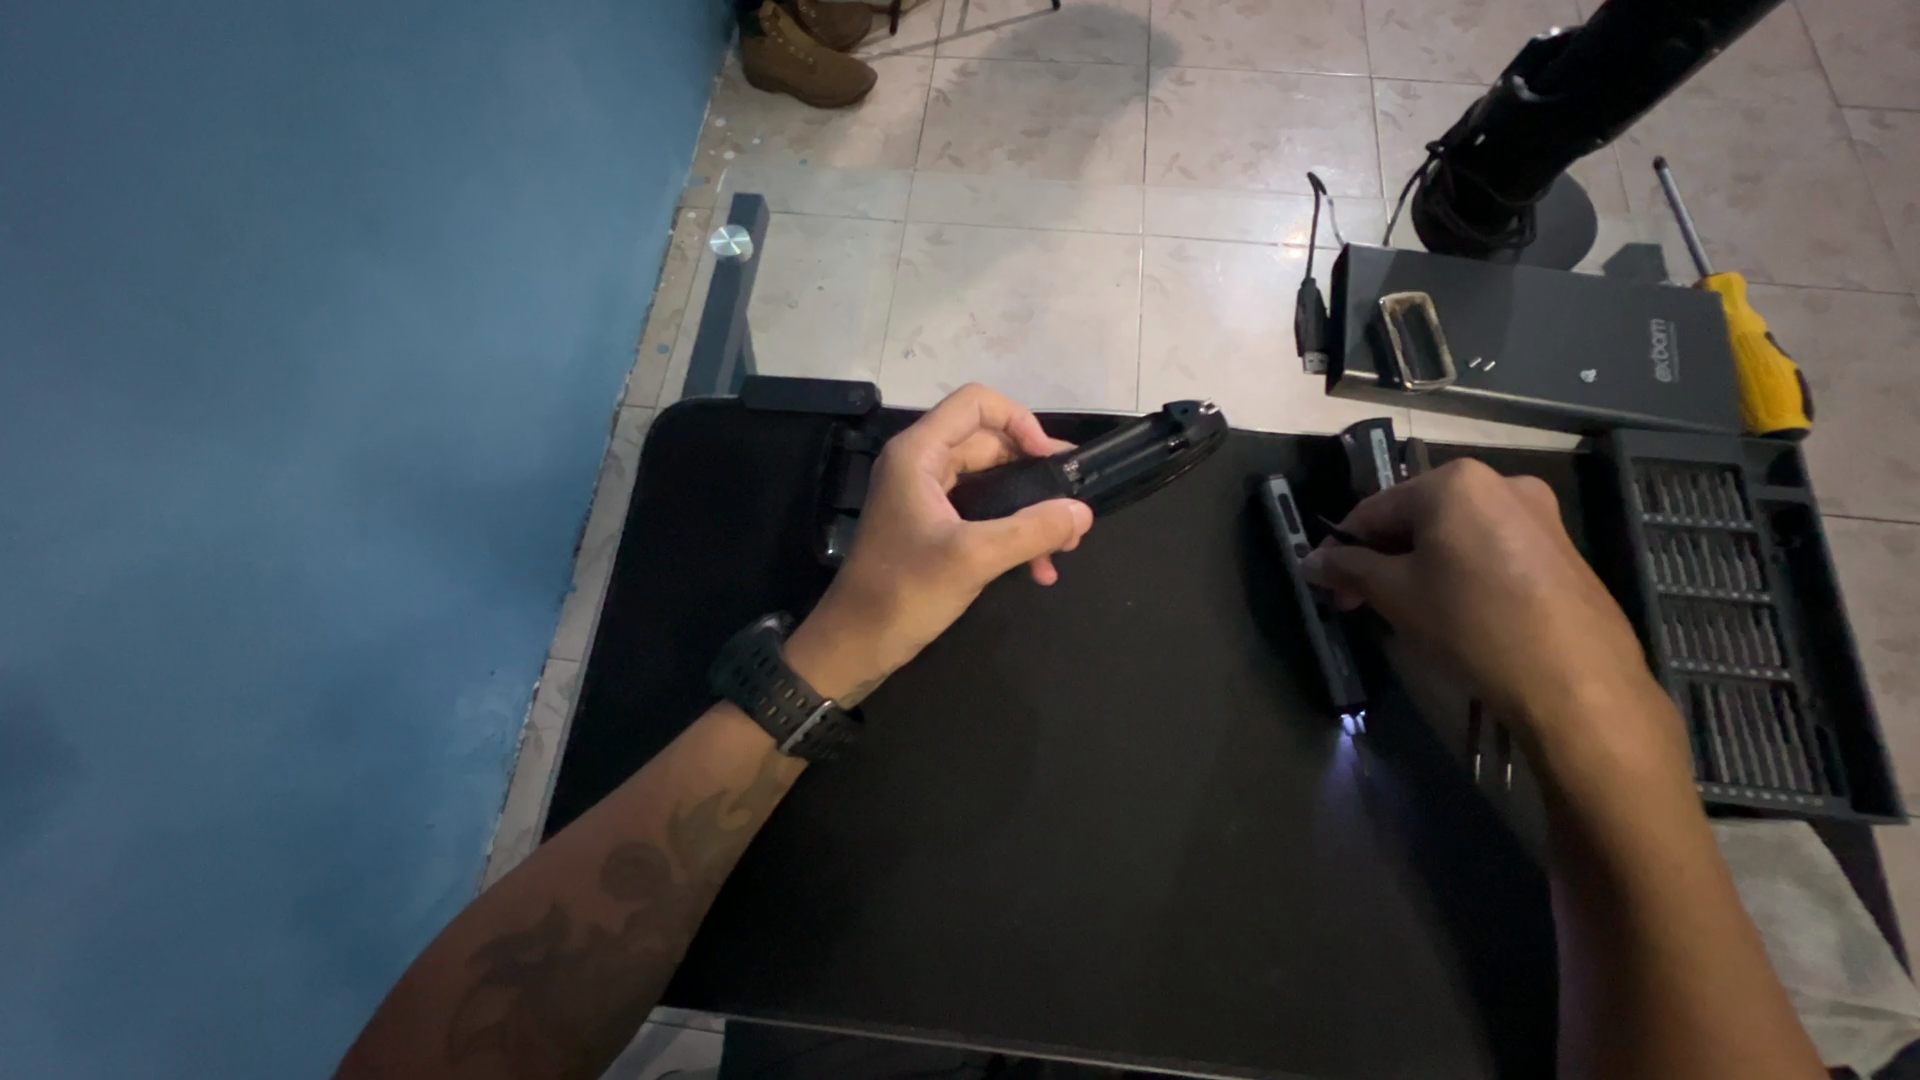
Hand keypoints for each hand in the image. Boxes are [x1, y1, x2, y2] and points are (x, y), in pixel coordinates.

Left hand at [784, 385, 1094, 705]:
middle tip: (1072, 511)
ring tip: (1065, 547)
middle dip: (1034, 476)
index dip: (1019, 420)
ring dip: (1028, 511)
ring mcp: (925, 498)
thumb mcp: (973, 558)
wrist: (855, 645)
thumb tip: (1083, 512)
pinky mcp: (932, 528)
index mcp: (918, 453)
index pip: (975, 402)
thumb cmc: (903, 593)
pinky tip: (1038, 569)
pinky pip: (982, 516)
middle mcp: (921, 465)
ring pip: (991, 484)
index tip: (1048, 462)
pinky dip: (1011, 535)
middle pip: (989, 444)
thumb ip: (1031, 530)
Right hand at [1301, 460, 1667, 748]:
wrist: (1577, 682)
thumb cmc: (1471, 624)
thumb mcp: (1394, 594)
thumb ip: (1347, 568)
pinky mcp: (1561, 547)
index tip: (1326, 585)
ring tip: (1404, 609)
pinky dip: (1457, 571)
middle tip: (1359, 601)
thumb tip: (1310, 561)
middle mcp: (1499, 483)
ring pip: (1452, 534)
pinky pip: (1488, 548)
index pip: (1373, 510)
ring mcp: (1538, 514)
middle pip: (1414, 518)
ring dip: (1417, 565)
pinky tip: (1452, 610)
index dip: (1340, 549)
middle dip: (1381, 557)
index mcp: (1454, 483)